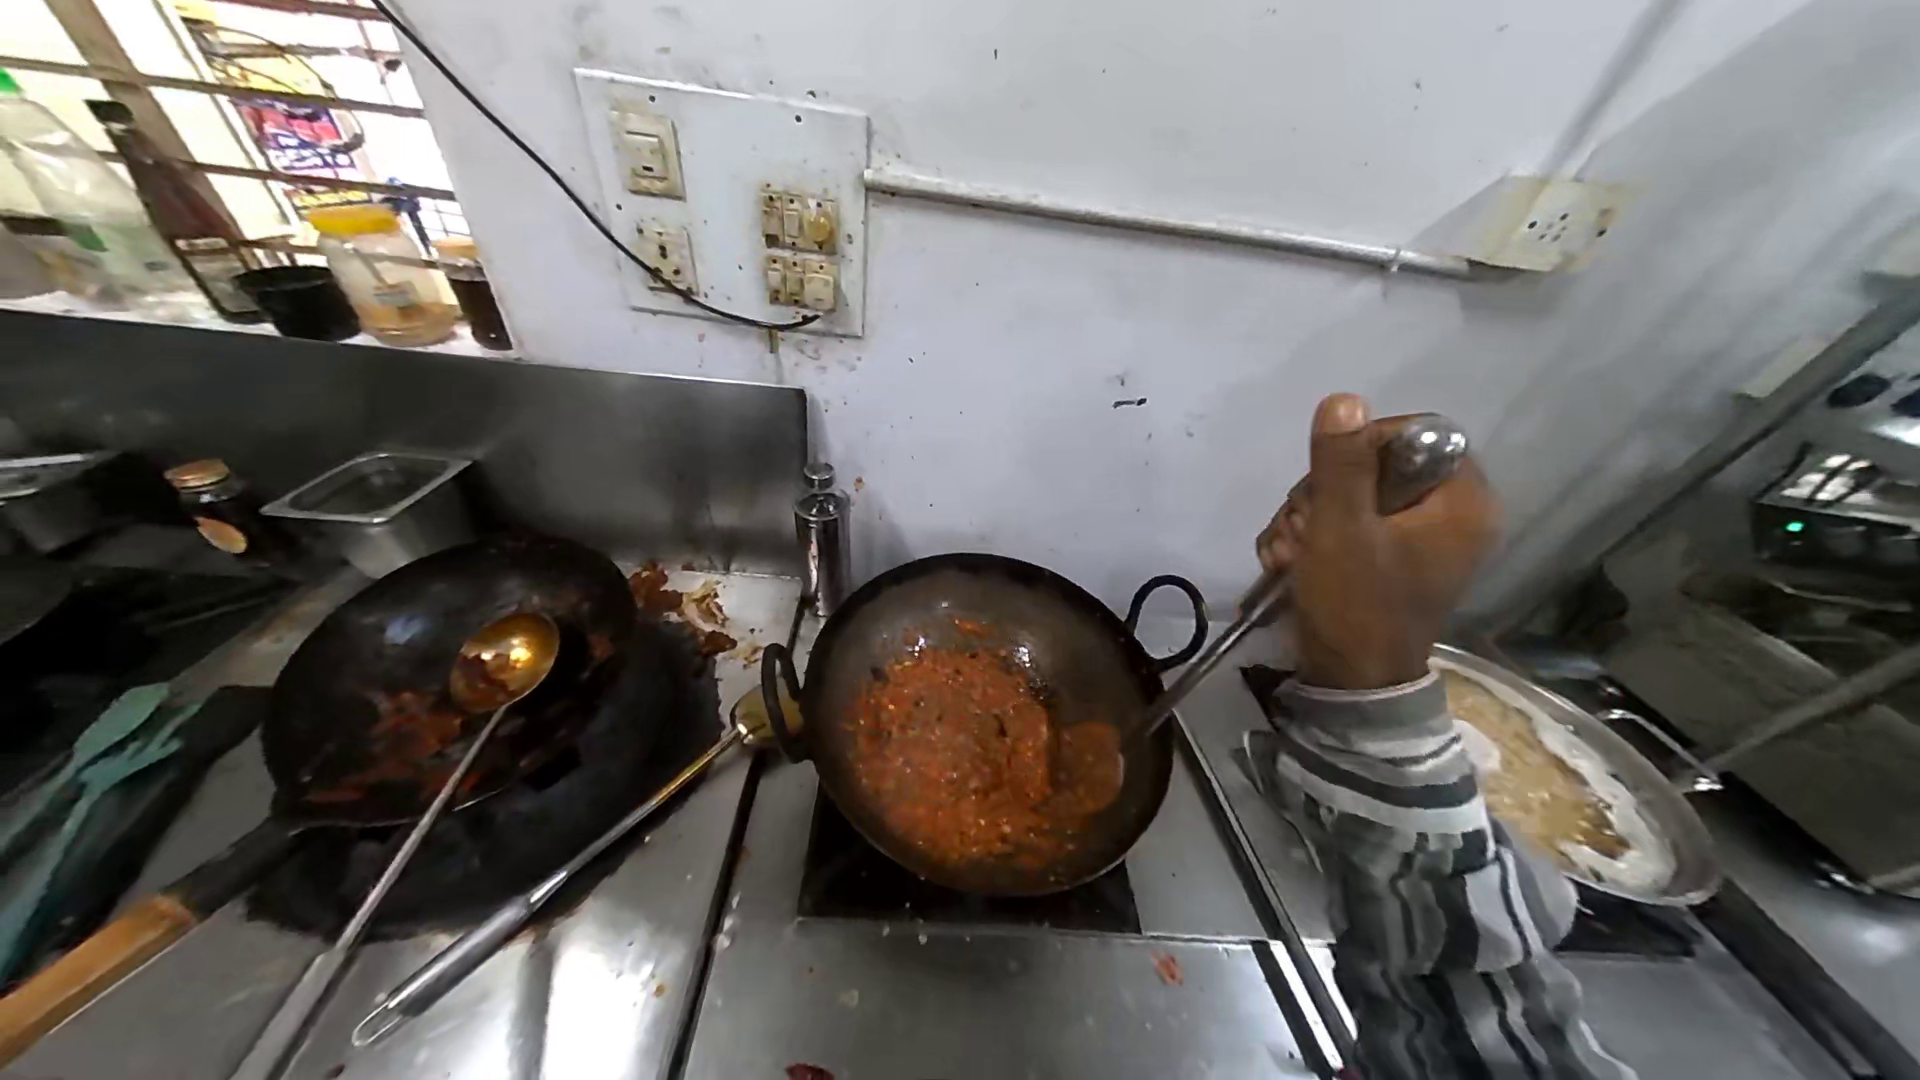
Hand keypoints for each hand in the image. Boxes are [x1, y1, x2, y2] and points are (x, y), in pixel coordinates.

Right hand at [1257, 394, 1498, 689]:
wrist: (1349, 680)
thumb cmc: (1357, 604)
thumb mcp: (1341, 529)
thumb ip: (1341, 464)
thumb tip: (1343, 398)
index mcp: (1459, 501)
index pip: (1417, 435)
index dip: (1362, 445)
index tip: (1325, 478)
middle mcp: (1443, 514)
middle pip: (1371, 466)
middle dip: (1319, 494)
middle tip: (1301, 528)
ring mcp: (1410, 538)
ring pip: (1345, 495)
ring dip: (1303, 518)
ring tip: (1286, 553)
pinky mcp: (1380, 557)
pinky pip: (1338, 524)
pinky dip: (1306, 538)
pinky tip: (1286, 561)